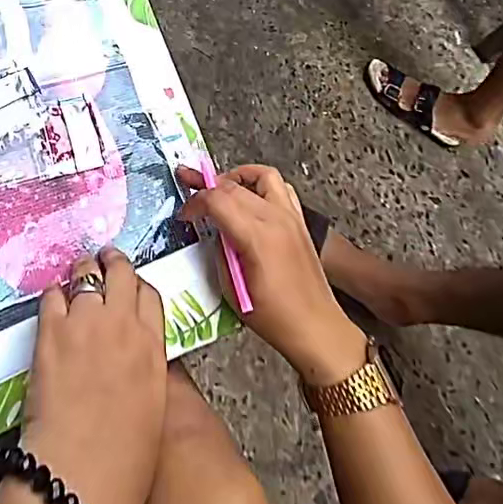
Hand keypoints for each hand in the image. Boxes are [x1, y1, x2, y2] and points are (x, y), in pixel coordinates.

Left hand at [19, 247, 167, 503]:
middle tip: (105, 259)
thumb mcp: (152, 406)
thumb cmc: (123, 462)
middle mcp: (122, 326)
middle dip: (112, 261)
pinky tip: (53, 299)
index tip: (130, 284)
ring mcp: (85, 324)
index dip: (138, 284)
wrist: (78, 477)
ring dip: (82, 271)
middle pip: (121, 271)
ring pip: (85, 273)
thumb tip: (136, 351)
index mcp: (152, 348)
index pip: (150, 295)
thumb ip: (146, 366)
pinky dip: (54, 293)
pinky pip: (52, 294)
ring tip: (77, 273)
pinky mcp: (51, 331)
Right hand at [178, 164, 366, 386]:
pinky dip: (260, 183)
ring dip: (235, 178)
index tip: (185, 215)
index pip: (216, 199)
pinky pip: (280, 186)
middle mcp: (275, 219)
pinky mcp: (300, 221)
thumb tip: (214, 231)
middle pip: (232, 185)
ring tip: (221, 188)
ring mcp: (291, 217)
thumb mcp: (232, 288)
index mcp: (256, 236)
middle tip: (191, 193)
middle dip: (206, 187)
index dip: (194, 203)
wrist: (317, 328)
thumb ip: (219, 251)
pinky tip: (249, 197)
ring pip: (259, 175)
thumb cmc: (274, 317)